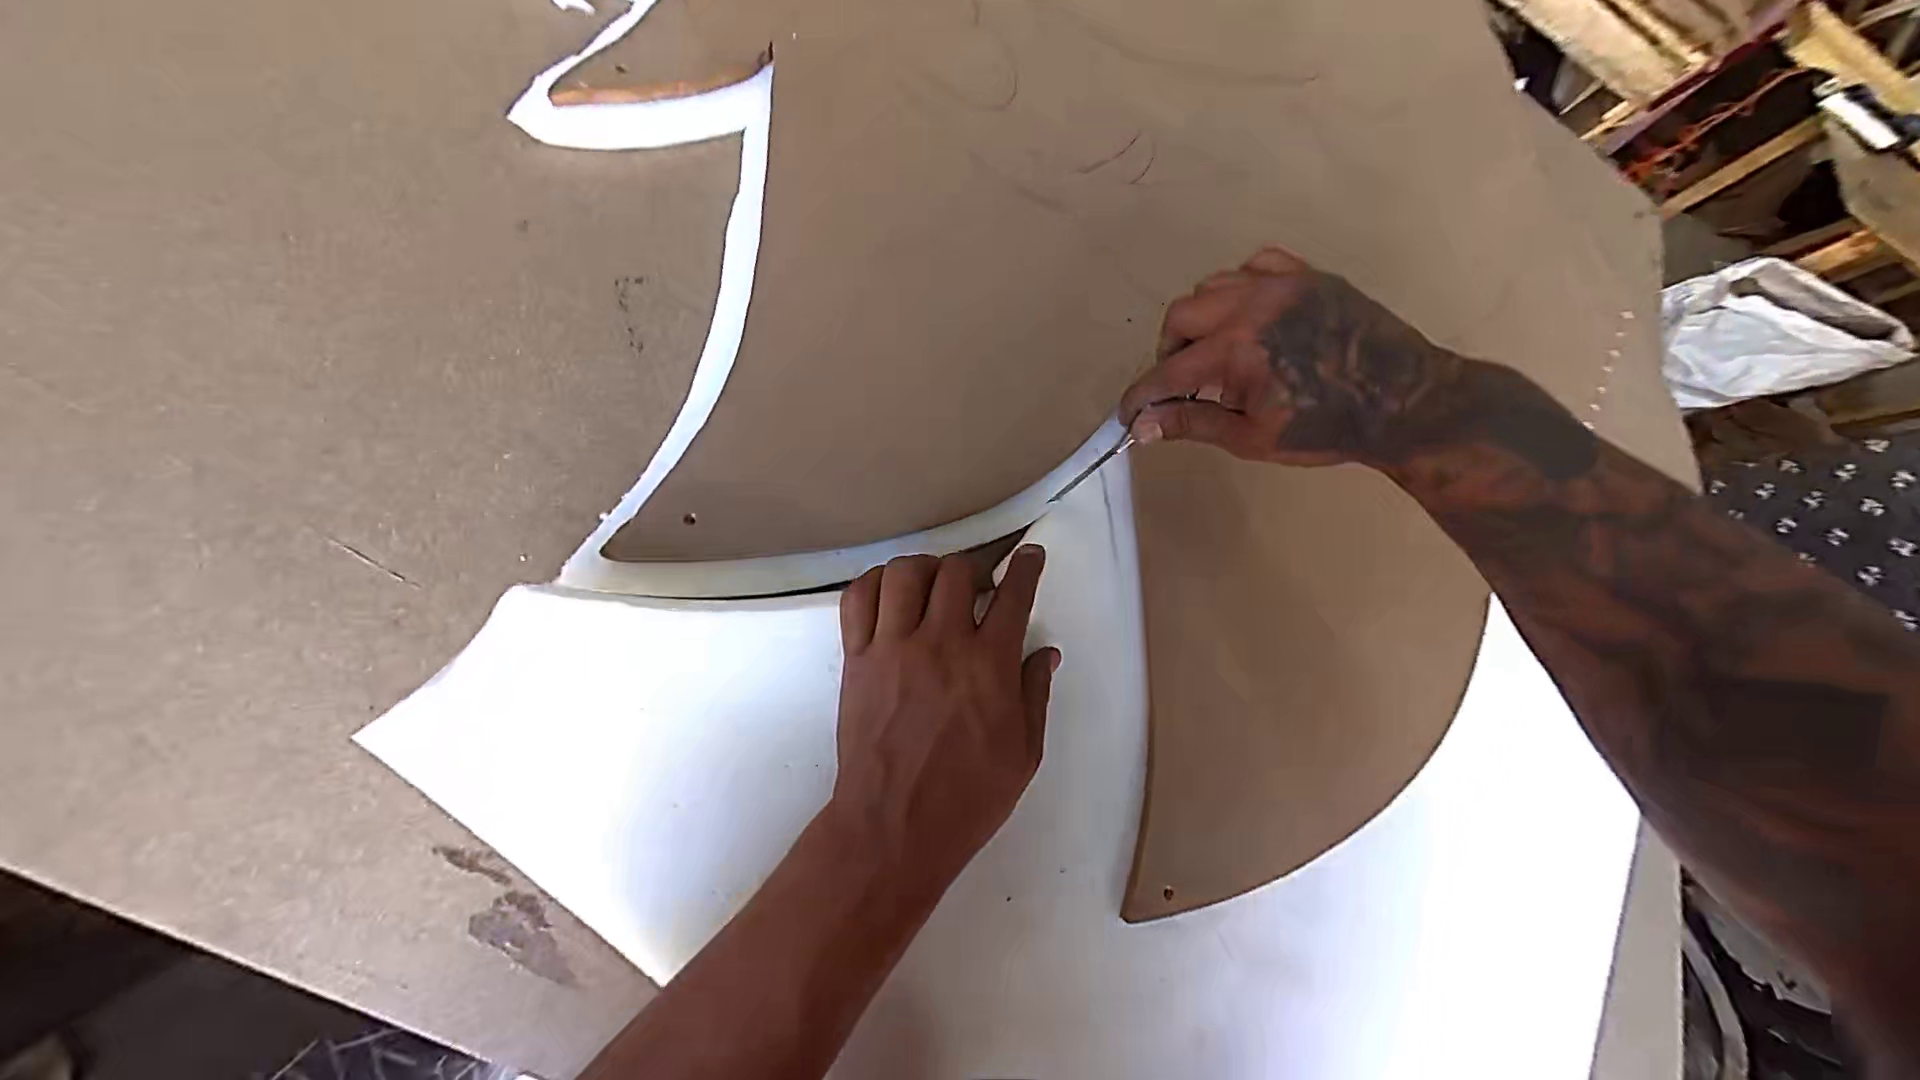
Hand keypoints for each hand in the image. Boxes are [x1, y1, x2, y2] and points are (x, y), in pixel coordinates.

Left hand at [830, 546, 1060, 888]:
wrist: (893, 826)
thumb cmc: (967, 796)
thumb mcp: (1023, 753)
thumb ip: (1035, 693)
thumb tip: (1046, 652)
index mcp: (988, 664)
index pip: (1013, 595)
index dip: (1026, 567)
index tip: (1029, 554)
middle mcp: (941, 642)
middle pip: (956, 570)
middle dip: (974, 566)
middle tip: (977, 584)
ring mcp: (893, 646)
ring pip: (904, 573)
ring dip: (925, 568)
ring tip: (932, 584)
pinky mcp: (857, 657)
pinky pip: (858, 599)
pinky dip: (874, 583)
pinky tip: (888, 593)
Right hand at [1120, 246, 1465, 468]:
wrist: (1405, 403)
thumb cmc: (1325, 429)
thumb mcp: (1250, 437)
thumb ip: (1192, 423)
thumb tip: (1143, 426)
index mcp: (1236, 351)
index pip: (1167, 372)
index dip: (1141, 396)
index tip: (1129, 413)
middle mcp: (1251, 306)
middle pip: (1179, 316)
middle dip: (1169, 351)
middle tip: (1182, 382)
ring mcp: (1282, 284)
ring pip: (1213, 286)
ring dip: (1202, 319)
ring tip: (1217, 350)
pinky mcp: (1309, 276)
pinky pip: (1256, 264)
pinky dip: (1240, 287)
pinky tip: (1249, 316)